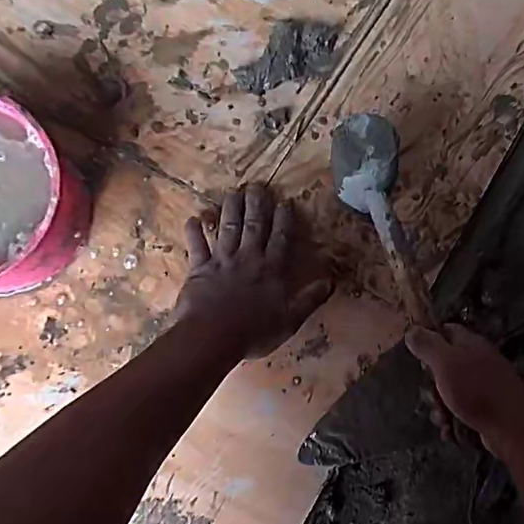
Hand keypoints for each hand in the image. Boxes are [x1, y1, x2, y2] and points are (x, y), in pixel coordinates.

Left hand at [173, 184, 332, 358]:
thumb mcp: (290, 320)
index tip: (285, 202)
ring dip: (231, 209)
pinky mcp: (199, 269)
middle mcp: (248, 258)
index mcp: (272, 269)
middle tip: (258, 186)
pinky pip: (196, 246)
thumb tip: (330, 283)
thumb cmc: (254, 331)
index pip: (280, 238)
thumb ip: (310, 299)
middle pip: (254, 226)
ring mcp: (222, 261)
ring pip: (228, 229)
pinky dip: (194, 232)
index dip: (284, 219)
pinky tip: (193, 218)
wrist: (211, 338)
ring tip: (234, 192)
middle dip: (257, 205)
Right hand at [405, 324, 523, 436]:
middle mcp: (479, 361)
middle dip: (433, 384)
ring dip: (441, 407)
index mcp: (471, 344)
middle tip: (434, 396)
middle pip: (445, 366)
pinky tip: (451, 430)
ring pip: (450, 392)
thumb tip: (412, 329)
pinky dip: (453, 421)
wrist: (511, 426)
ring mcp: (484, 385)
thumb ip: (428, 345)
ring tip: (444, 419)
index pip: (447, 330)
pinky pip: (460, 411)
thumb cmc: (476, 390)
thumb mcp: (446, 363)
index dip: (429, 340)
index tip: (418, 357)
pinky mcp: (486, 408)